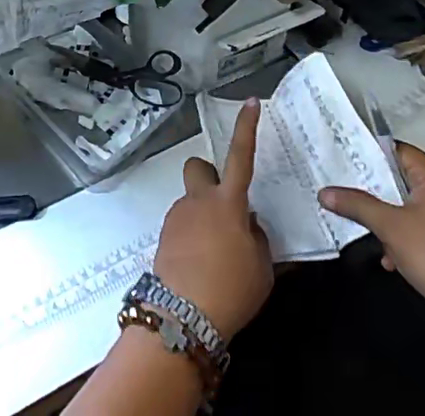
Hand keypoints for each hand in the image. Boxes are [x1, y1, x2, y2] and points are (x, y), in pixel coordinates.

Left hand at [154, 98, 273, 337]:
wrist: (181, 321)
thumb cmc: (231, 290)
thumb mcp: (262, 268)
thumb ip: (257, 239)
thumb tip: (247, 227)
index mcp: (229, 202)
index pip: (241, 155)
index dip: (247, 127)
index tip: (251, 103)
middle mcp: (199, 202)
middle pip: (198, 168)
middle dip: (209, 177)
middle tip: (222, 205)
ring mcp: (176, 219)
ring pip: (190, 203)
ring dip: (202, 217)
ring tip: (216, 257)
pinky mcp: (162, 240)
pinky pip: (181, 228)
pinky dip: (191, 239)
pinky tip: (200, 268)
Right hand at [319, 143, 424, 328]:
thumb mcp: (390, 227)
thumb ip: (357, 206)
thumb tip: (326, 192)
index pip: (399, 151)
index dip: (372, 154)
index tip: (345, 161)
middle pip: (405, 180)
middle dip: (377, 194)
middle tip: (347, 196)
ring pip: (413, 208)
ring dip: (391, 222)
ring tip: (370, 234)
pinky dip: (408, 239)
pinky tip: (393, 260)